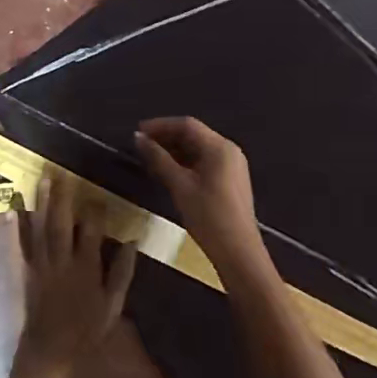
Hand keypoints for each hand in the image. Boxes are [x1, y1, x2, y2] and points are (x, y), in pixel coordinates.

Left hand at [14, 172, 137, 377]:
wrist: (48, 354)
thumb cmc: (85, 332)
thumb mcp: (113, 306)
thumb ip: (123, 273)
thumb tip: (133, 241)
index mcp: (86, 270)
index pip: (92, 232)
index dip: (96, 211)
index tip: (98, 193)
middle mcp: (62, 263)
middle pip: (62, 224)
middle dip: (63, 198)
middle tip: (63, 172)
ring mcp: (41, 266)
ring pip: (41, 228)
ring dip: (42, 202)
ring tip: (43, 179)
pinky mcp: (26, 272)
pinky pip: (21, 245)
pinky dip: (17, 226)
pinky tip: (13, 208)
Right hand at [134, 117, 268, 276]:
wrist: (238, 252)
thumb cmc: (208, 217)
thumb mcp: (180, 187)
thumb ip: (159, 160)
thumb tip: (139, 139)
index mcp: (220, 147)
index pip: (187, 125)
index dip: (160, 125)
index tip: (138, 133)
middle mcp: (229, 150)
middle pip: (194, 135)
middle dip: (167, 138)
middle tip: (141, 146)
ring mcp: (232, 165)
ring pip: (199, 149)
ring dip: (175, 151)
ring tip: (151, 159)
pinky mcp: (231, 180)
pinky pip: (206, 162)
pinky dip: (186, 163)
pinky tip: (170, 173)